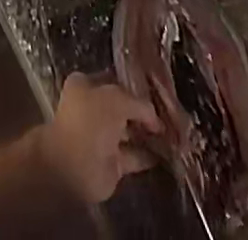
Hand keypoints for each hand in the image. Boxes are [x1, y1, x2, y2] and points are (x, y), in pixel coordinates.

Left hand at [37, 72, 161, 203]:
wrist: (74, 166)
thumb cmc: (91, 121)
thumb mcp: (118, 99)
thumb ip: (139, 104)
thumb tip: (155, 118)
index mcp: (85, 86)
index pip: (115, 81)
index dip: (135, 85)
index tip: (158, 90)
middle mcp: (93, 109)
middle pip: (124, 107)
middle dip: (145, 112)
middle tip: (171, 113)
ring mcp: (102, 137)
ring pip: (130, 132)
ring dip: (149, 134)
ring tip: (173, 133)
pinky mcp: (111, 162)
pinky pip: (135, 155)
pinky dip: (149, 155)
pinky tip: (168, 153)